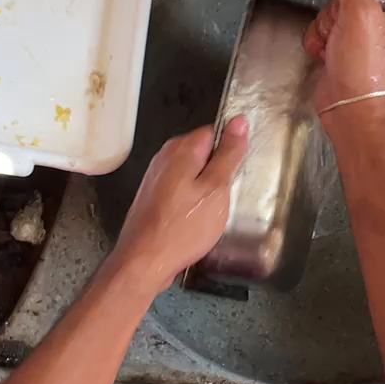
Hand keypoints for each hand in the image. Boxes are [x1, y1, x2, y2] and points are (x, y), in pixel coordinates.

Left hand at [108, 117, 248, 293]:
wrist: (144, 261)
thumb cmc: (183, 228)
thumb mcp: (217, 189)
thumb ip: (229, 154)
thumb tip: (239, 121)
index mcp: (181, 149)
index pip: (215, 132)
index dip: (231, 150)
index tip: (239, 170)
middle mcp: (165, 157)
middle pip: (203, 153)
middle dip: (219, 171)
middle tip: (229, 195)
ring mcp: (156, 178)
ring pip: (192, 174)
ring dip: (206, 189)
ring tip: (214, 211)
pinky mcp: (153, 198)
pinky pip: (181, 191)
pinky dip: (193, 202)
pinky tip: (198, 220)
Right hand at [305, 0, 384, 123]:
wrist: (353, 110)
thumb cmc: (367, 71)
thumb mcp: (360, 12)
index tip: (350, 1)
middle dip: (336, 13)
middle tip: (343, 31)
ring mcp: (366, 38)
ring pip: (332, 13)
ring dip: (325, 29)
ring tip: (335, 48)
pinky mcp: (347, 52)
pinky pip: (325, 33)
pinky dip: (320, 43)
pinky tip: (327, 56)